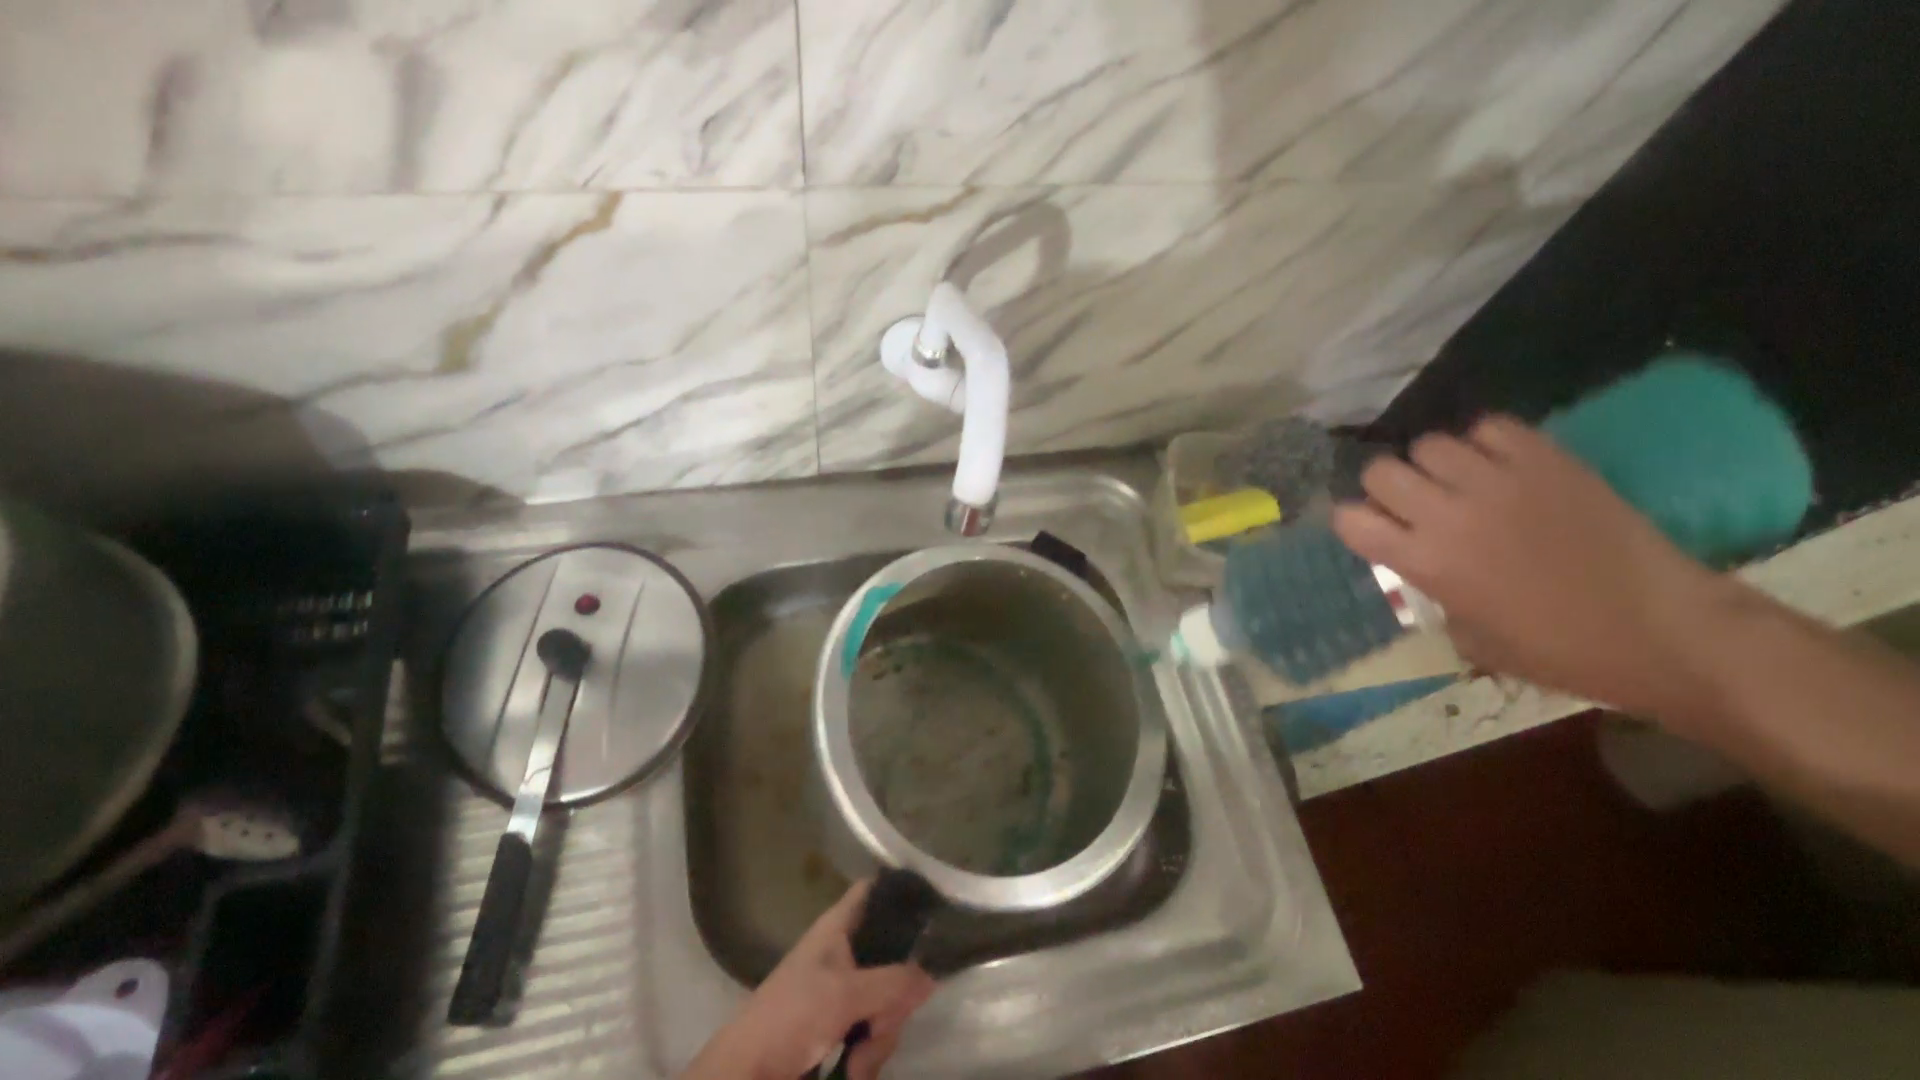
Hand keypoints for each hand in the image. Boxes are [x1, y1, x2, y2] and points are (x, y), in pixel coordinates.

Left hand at [682, 881, 936, 1079]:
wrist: (748, 1074)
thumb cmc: (791, 1015)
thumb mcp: (845, 995)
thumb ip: (894, 982)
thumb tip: (932, 975)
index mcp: (839, 929)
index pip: (874, 892)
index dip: (901, 893)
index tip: (934, 910)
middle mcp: (847, 956)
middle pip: (896, 960)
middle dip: (895, 999)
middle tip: (879, 1019)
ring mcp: (846, 995)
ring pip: (890, 1004)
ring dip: (881, 1037)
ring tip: (857, 1058)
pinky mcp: (844, 1030)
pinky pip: (876, 1034)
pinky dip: (870, 1055)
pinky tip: (855, 1069)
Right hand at [1332, 416, 1732, 717]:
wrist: (1660, 628)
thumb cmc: (1562, 652)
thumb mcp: (1475, 640)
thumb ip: (1436, 595)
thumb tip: (1426, 568)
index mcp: (1426, 563)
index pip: (1350, 519)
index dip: (1354, 523)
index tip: (1373, 534)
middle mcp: (1449, 513)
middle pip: (1381, 471)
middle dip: (1387, 489)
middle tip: (1415, 507)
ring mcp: (1498, 480)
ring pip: (1430, 444)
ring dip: (1435, 465)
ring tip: (1461, 484)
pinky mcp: (1544, 458)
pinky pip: (1489, 428)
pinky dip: (1484, 443)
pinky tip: (1500, 467)